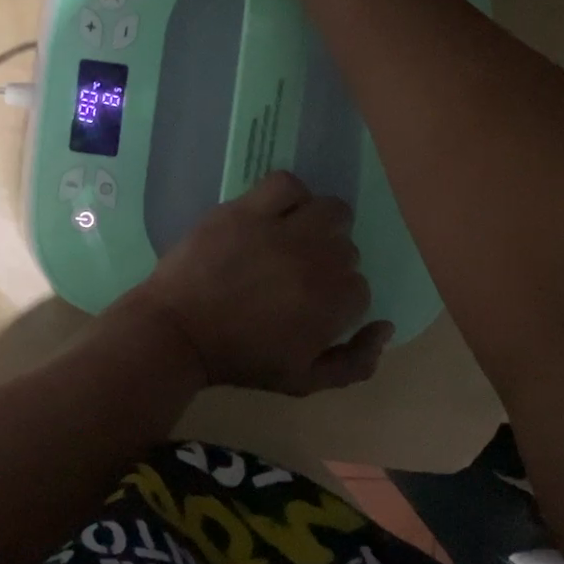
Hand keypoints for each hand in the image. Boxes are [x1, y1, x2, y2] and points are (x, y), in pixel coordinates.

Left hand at [124, 171, 393, 395]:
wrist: (178, 330)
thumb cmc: (240, 359)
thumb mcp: (304, 381)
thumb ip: (355, 362)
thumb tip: (385, 326)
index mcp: (331, 303)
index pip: (360, 286)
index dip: (340, 296)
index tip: (314, 303)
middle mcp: (313, 260)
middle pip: (347, 247)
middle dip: (331, 262)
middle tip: (300, 273)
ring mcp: (278, 230)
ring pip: (330, 209)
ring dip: (323, 223)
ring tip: (299, 235)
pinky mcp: (245, 209)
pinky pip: (285, 183)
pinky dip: (291, 193)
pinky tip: (279, 211)